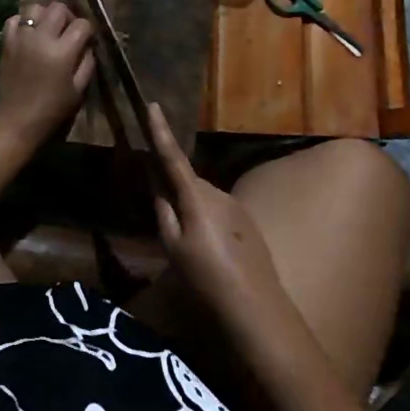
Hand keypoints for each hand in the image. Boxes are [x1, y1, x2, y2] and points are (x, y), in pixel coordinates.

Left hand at [0, 2, 95, 139]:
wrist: (17, 119)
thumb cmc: (52, 109)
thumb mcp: (79, 90)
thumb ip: (87, 63)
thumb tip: (87, 45)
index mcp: (62, 52)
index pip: (81, 24)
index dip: (88, 30)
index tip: (87, 39)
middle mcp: (41, 38)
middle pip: (58, 8)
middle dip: (68, 16)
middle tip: (68, 31)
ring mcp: (21, 37)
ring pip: (35, 8)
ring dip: (45, 15)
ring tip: (48, 30)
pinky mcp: (6, 42)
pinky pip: (15, 19)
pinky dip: (23, 22)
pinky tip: (29, 34)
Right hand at [147, 103, 284, 320]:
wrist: (256, 305)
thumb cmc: (206, 277)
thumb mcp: (173, 245)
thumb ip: (163, 208)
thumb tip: (155, 179)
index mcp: (196, 196)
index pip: (172, 156)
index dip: (160, 131)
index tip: (153, 104)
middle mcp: (219, 192)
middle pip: (187, 181)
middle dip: (174, 191)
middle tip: (166, 225)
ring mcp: (237, 205)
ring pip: (203, 197)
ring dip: (192, 210)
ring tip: (190, 248)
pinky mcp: (248, 220)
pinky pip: (218, 210)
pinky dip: (207, 220)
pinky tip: (209, 251)